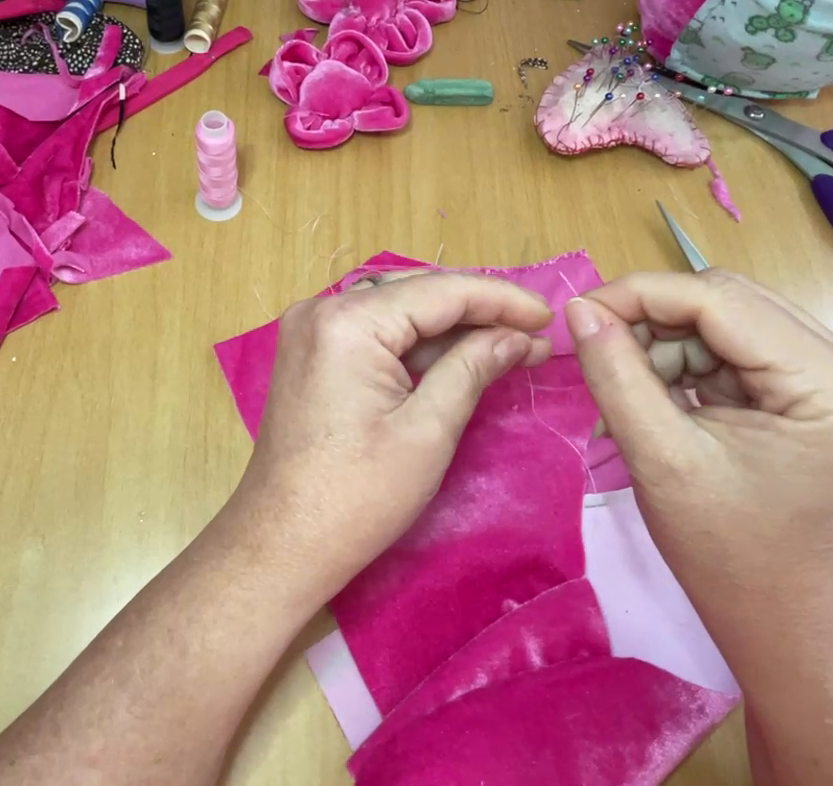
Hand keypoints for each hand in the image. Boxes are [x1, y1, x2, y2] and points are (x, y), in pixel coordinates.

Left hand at [232, 271, 553, 599]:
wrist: (283, 540)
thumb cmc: (358, 495)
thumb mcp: (428, 431)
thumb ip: (473, 369)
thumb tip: (518, 337)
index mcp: (347, 321)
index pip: (439, 291)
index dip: (500, 300)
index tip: (549, 317)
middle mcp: (321, 309)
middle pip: (415, 293)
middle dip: (477, 312)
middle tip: (534, 334)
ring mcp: (310, 329)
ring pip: (395, 309)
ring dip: (449, 327)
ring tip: (509, 345)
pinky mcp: (309, 352)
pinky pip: (372, 331)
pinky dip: (414, 343)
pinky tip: (458, 357)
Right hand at [565, 270, 832, 626]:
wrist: (778, 616)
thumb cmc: (724, 550)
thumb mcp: (659, 458)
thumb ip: (616, 374)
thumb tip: (579, 309)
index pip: (721, 301)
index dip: (641, 295)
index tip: (578, 313)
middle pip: (729, 301)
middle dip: (653, 318)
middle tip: (598, 347)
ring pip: (728, 317)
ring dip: (667, 340)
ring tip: (630, 386)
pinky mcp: (815, 389)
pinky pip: (736, 345)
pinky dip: (686, 360)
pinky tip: (658, 394)